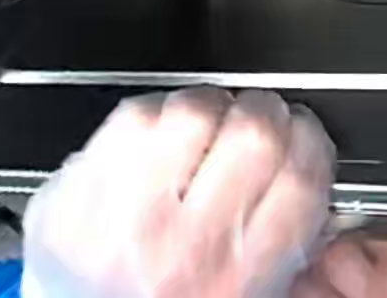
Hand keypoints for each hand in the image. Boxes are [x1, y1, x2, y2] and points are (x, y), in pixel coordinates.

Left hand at [22, 88, 335, 297]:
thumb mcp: (248, 296)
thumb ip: (293, 234)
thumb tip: (315, 162)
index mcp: (236, 283)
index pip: (303, 175)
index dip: (309, 138)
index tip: (299, 134)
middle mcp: (182, 255)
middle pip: (256, 131)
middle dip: (262, 111)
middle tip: (252, 123)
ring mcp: (119, 225)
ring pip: (196, 109)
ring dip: (207, 107)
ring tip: (200, 132)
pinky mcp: (72, 200)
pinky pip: (136, 115)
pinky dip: (154, 116)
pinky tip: (152, 145)